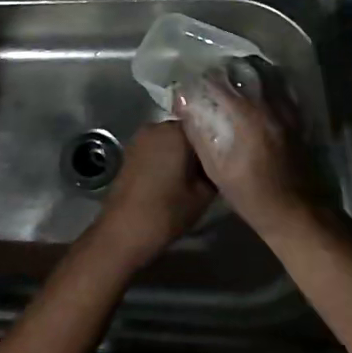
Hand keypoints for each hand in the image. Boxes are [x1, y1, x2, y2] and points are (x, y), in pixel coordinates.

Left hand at [91, 121, 217, 267]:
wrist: (124, 230)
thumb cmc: (168, 210)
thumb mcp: (205, 193)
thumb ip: (216, 169)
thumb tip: (220, 161)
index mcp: (176, 131)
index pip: (206, 122)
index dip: (218, 138)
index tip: (227, 153)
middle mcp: (157, 127)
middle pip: (187, 129)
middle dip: (199, 144)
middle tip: (213, 164)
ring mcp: (140, 138)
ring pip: (171, 138)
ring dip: (182, 151)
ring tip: (194, 172)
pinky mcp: (130, 151)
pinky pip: (157, 147)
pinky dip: (167, 156)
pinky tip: (175, 174)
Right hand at [172, 63, 311, 229]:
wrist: (296, 212)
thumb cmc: (251, 195)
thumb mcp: (217, 169)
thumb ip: (199, 134)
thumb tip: (185, 107)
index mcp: (248, 117)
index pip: (220, 85)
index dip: (203, 81)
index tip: (192, 83)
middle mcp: (270, 107)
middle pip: (245, 76)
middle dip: (225, 74)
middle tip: (210, 77)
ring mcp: (289, 112)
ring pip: (267, 80)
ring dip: (248, 77)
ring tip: (233, 81)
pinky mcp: (299, 120)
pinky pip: (282, 92)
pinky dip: (268, 87)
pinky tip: (258, 94)